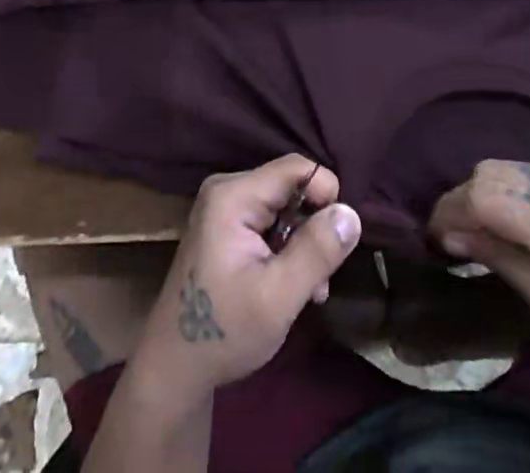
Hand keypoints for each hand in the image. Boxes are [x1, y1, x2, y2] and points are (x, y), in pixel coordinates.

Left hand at [130, 155, 362, 393]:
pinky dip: (287, 251)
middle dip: (314, 227)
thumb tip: (352, 212)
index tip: (338, 238)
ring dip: (304, 246)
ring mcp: (224, 209)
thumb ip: (317, 250)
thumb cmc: (225, 329)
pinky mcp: (227, 228)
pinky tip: (292, 288)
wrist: (177, 363)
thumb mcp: (279, 295)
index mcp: (233, 195)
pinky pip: (270, 223)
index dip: (326, 194)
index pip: (296, 167)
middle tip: (321, 276)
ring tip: (309, 291)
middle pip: (291, 188)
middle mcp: (226, 191)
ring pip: (285, 209)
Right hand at [429, 157, 529, 371]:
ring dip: (483, 197)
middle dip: (461, 204)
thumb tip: (448, 232)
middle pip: (487, 175)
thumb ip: (504, 261)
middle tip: (455, 241)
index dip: (447, 214)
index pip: (482, 198)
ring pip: (502, 168)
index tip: (435, 242)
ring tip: (484, 234)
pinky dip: (507, 192)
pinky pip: (525, 170)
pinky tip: (516, 222)